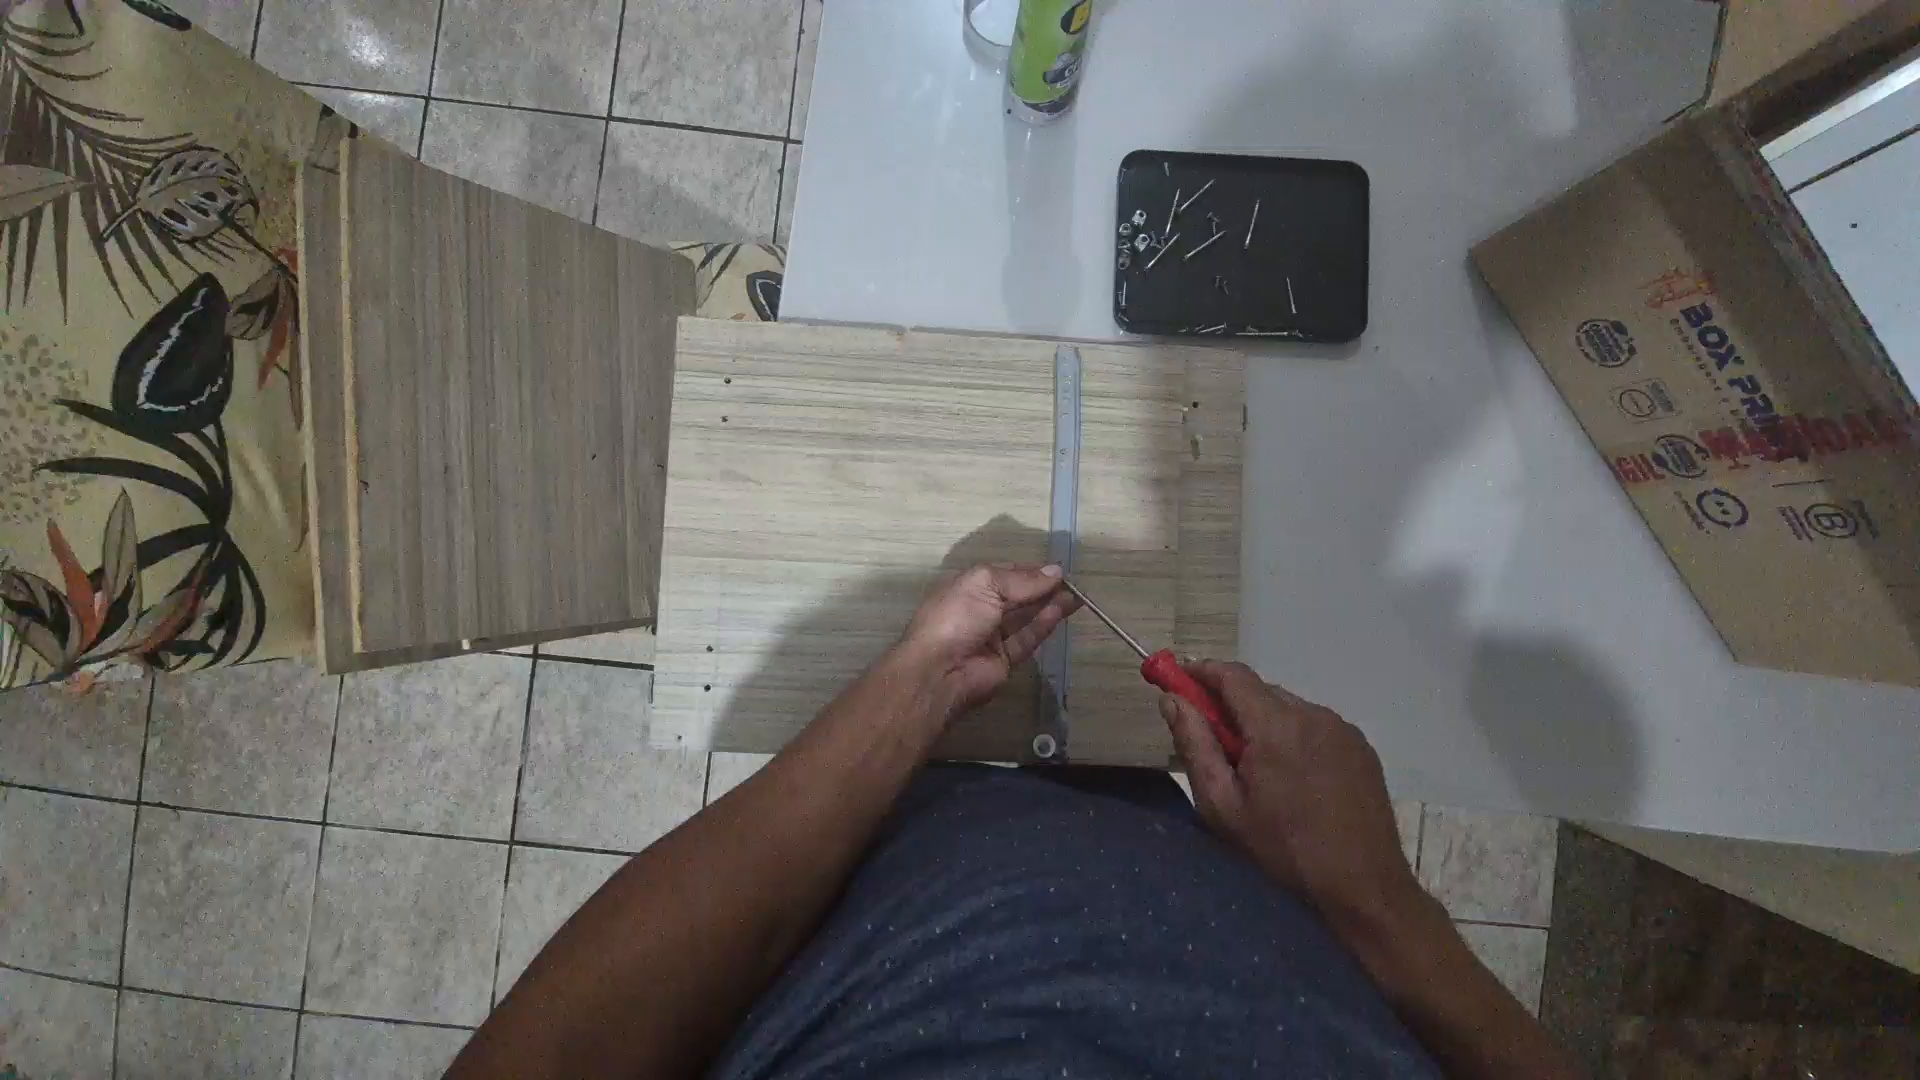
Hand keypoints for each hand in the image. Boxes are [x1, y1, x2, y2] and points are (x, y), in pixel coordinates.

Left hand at [890, 563, 1080, 718]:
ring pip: (1025, 617)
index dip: (1029, 571)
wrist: (939, 670)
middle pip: (1017, 596)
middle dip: (1042, 588)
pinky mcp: (1005, 659)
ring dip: (1048, 605)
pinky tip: (1061, 611)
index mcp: (968, 587)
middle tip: (1073, 583)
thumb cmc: (957, 616)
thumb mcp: (985, 584)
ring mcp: (992, 636)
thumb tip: (1055, 571)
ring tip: (1076, 596)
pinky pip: (1027, 638)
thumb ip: (1021, 579)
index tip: (1056, 570)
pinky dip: (1043, 625)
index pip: (1004, 574)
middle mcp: (980, 609)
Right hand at [1160, 661, 1426, 938]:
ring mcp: (1342, 729)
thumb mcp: (1222, 806)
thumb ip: (1194, 745)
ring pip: (1287, 706)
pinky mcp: (1361, 746)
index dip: (1200, 670)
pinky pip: (1314, 724)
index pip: (1231, 675)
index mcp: (1275, 727)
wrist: (1365, 891)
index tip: (1177, 679)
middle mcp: (1312, 715)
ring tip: (1256, 768)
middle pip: (1259, 689)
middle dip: (1229, 703)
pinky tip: (1292, 776)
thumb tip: (1171, 700)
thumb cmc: (1282, 852)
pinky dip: (1292, 735)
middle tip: (1211, 738)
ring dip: (1262, 721)